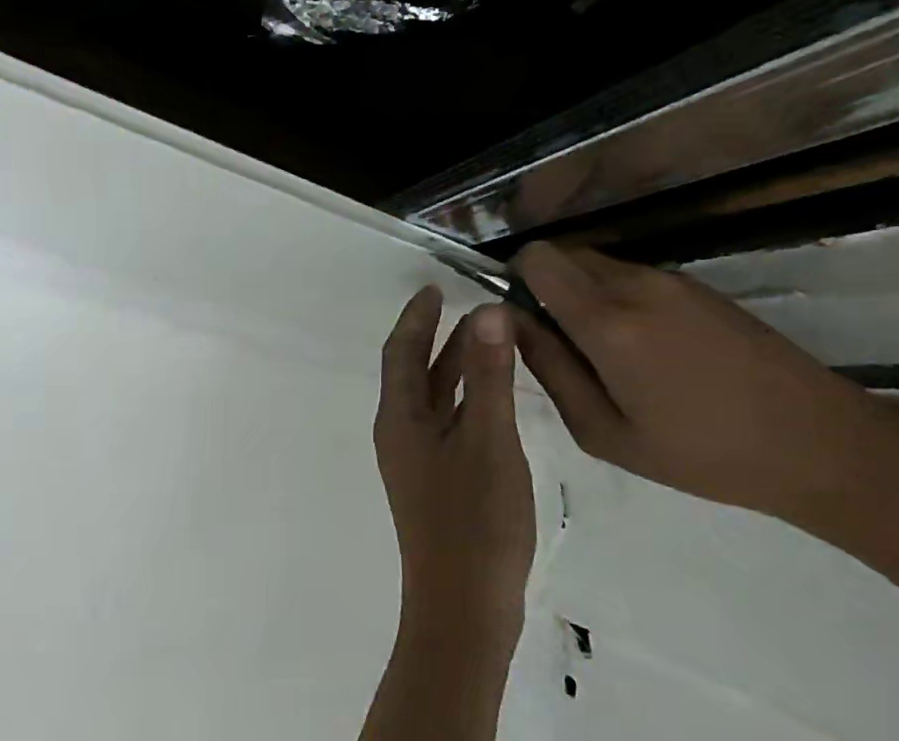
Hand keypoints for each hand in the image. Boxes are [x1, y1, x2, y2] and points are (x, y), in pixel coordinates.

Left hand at [375, 288, 534, 628]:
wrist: (464, 611)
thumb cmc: (474, 520)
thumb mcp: (488, 439)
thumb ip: (489, 375)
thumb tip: (488, 312)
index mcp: (401, 419)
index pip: (401, 351)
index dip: (416, 316)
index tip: (434, 286)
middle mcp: (402, 434)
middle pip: (416, 371)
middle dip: (439, 335)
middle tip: (469, 305)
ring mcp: (419, 461)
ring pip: (435, 397)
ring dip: (457, 365)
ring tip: (490, 338)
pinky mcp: (438, 481)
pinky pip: (449, 420)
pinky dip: (468, 396)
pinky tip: (497, 395)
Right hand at [513, 242, 881, 521]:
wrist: (815, 441)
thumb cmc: (702, 452)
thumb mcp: (607, 433)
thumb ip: (551, 370)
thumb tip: (512, 324)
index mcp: (607, 319)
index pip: (537, 258)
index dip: (516, 280)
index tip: (523, 320)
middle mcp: (634, 282)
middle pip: (565, 255)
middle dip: (549, 289)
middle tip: (566, 349)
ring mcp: (670, 278)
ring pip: (600, 265)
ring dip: (586, 295)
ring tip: (612, 358)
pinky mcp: (696, 285)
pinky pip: (634, 277)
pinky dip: (620, 299)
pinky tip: (652, 353)